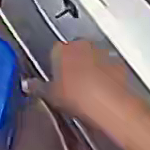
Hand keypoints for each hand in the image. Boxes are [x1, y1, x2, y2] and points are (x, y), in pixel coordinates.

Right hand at [34, 40, 149, 148]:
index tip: (56, 79)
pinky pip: (107, 66)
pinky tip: (102, 91)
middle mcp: (82, 44)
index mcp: (61, 49)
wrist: (111, 105)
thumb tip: (31, 86)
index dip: (55, 66)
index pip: (54, 52)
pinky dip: (104, 75)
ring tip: (87, 89)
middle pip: (74, 51)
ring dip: (89, 68)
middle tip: (70, 84)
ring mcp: (102, 52)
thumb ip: (40, 87)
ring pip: (91, 57)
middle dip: (73, 64)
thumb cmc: (79, 96)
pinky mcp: (118, 63)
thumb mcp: (52, 96)